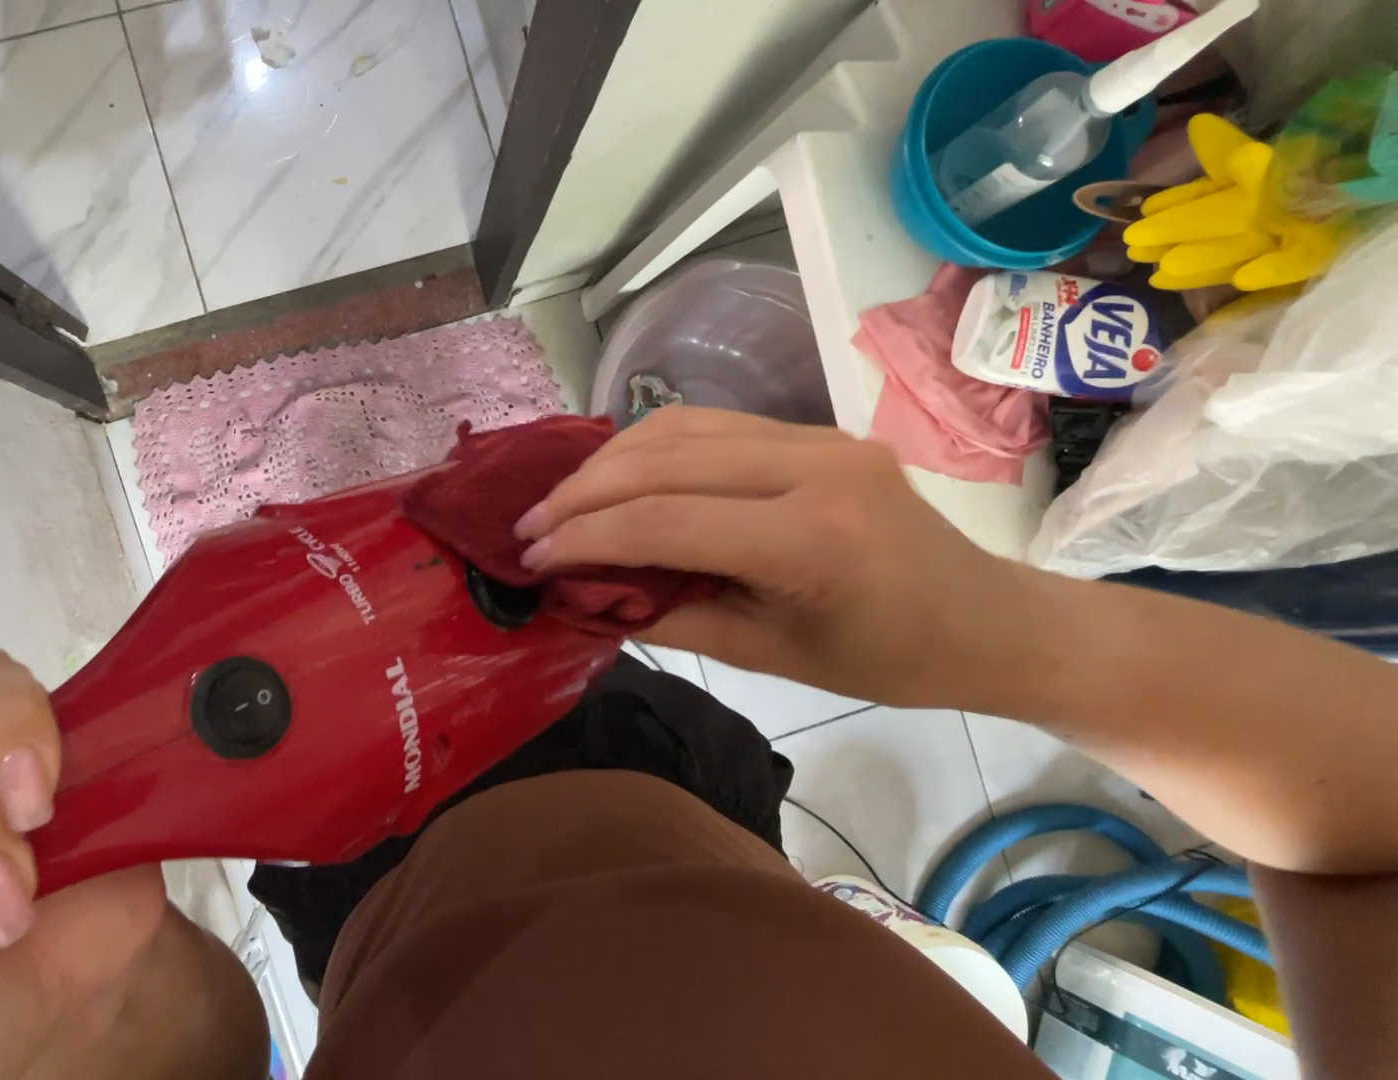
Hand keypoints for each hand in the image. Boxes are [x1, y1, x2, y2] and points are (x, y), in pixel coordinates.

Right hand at [514, 407, 1033, 707]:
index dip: (584, 537)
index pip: (664, 521)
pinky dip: (648, 448)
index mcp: (810, 540)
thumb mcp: (770, 658)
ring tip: (561, 500)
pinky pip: (710, 425)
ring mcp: (816, 437)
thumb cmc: (885, 661)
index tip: (531, 557)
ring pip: (679, 428)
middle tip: (529, 526)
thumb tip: (588, 594)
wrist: (986, 618)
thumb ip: (672, 617)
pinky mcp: (812, 429)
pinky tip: (616, 474)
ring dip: (607, 462)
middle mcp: (812, 468)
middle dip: (580, 493)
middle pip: (662, 461)